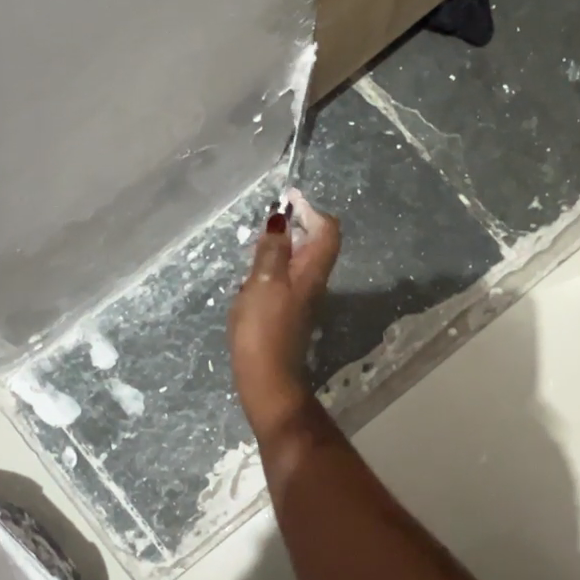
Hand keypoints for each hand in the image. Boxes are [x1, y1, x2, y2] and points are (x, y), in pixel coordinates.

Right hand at [228, 188, 341, 438]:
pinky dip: (273, 269)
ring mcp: (302, 300)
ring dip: (282, 247)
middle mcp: (313, 282)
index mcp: (312, 271)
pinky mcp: (288, 315)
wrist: (267, 379)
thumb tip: (281, 220)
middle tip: (270, 221)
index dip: (312, 211)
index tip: (288, 200)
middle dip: (296, 225)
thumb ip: (272, 250)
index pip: (328, 230)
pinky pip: (285, 280)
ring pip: (299, 262)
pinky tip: (251, 277)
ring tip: (256, 245)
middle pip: (315, 244)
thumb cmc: (264, 329)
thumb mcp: (263, 283)